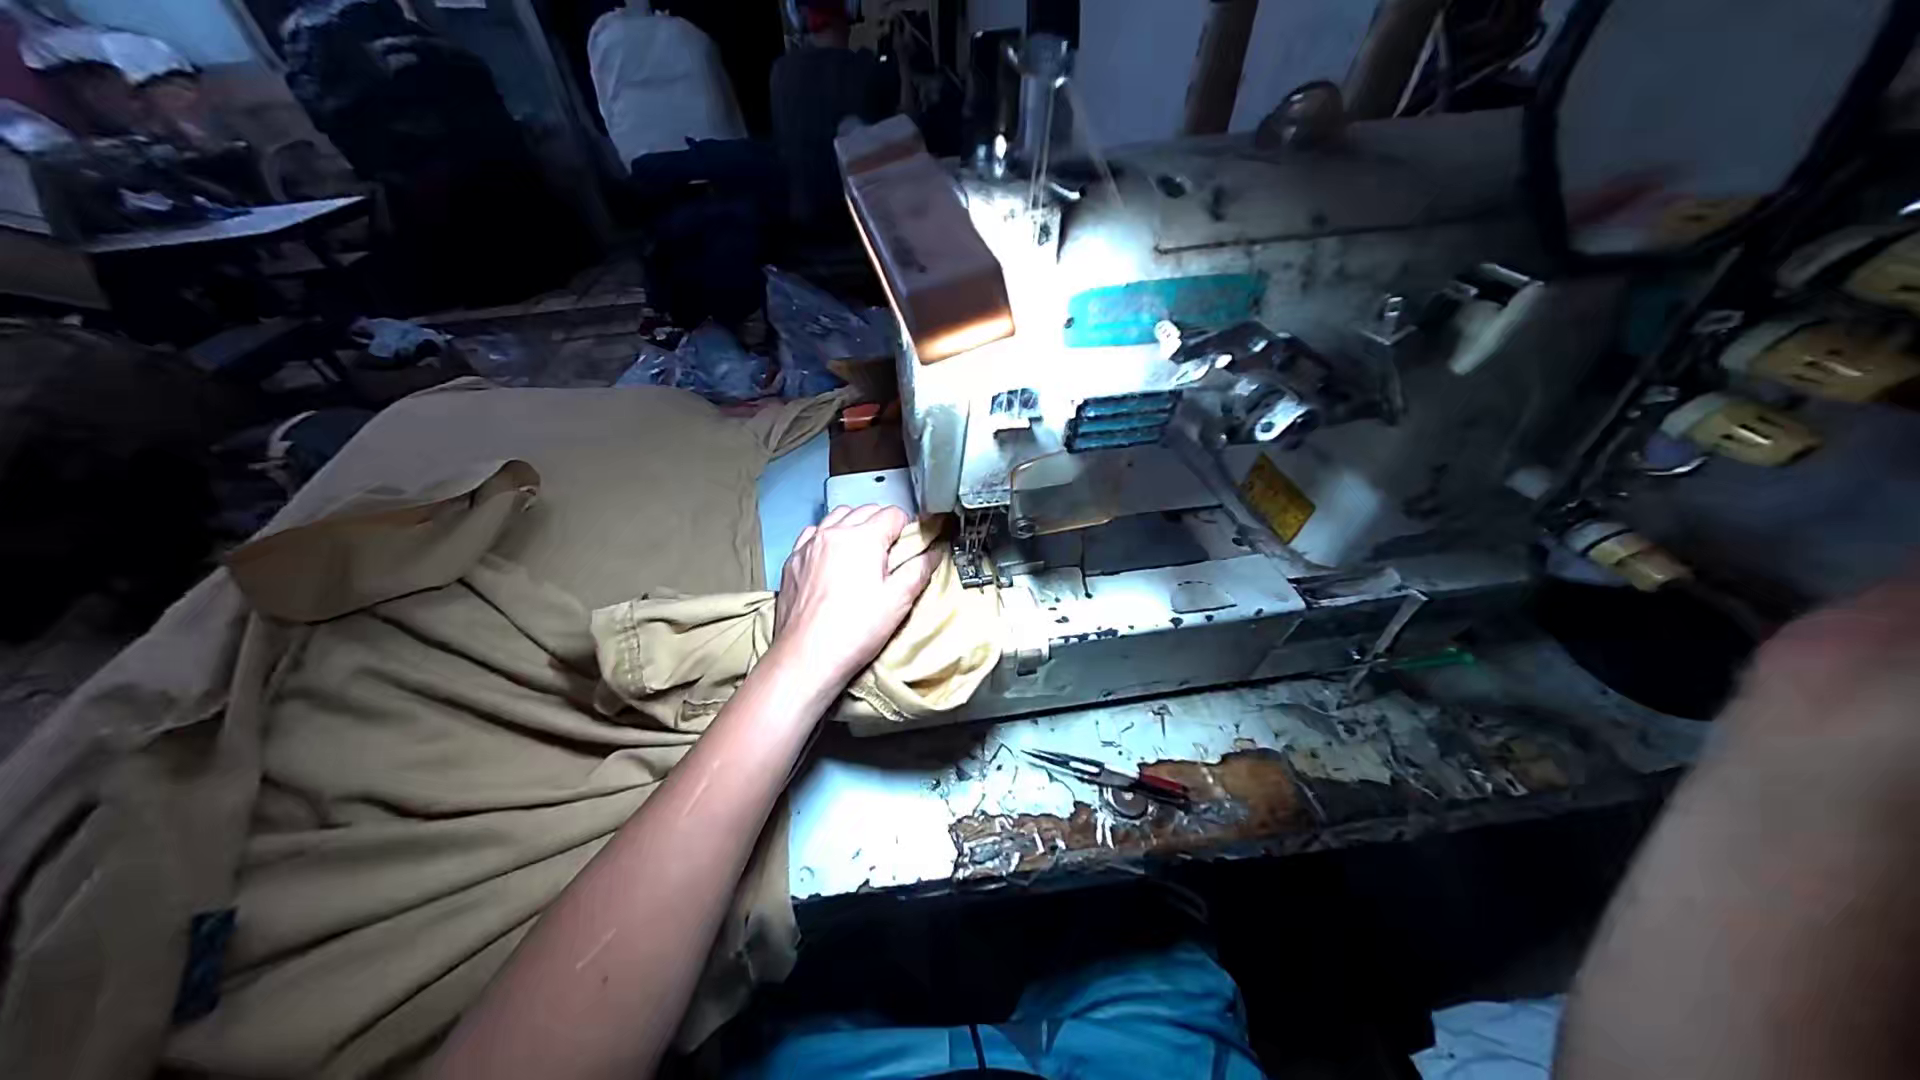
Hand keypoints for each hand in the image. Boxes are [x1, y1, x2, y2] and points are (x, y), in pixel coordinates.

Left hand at [770, 504, 937, 693]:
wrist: (806, 657)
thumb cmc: (853, 632)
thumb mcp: (898, 601)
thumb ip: (919, 570)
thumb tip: (934, 552)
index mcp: (862, 539)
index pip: (893, 514)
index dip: (908, 528)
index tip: (911, 545)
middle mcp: (833, 533)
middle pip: (866, 510)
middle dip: (883, 524)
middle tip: (892, 552)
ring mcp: (809, 546)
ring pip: (837, 516)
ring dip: (855, 525)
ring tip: (863, 551)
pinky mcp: (793, 561)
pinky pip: (813, 534)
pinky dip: (827, 536)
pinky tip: (833, 557)